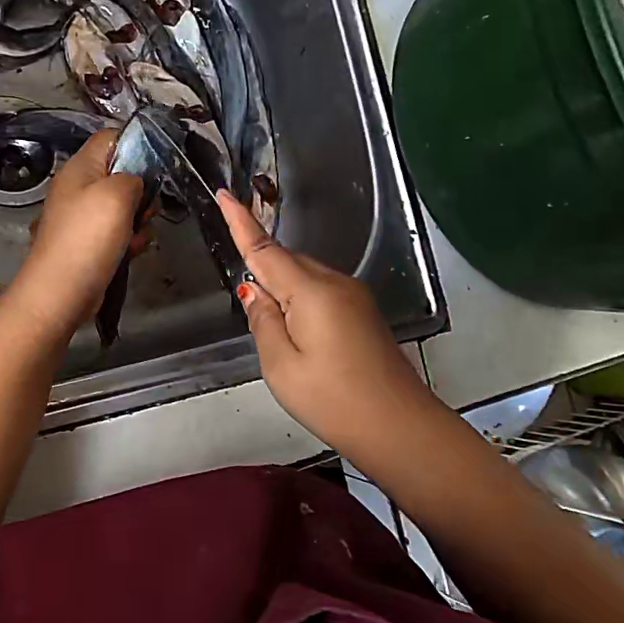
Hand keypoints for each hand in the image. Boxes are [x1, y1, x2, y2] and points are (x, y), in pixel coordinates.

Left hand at [11, 129, 144, 333]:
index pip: (111, 138)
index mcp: (80, 168)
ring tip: (139, 234)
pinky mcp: (89, 244)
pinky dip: (129, 241)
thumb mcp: (117, 194)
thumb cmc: (87, 238)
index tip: (156, 163)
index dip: (136, 144)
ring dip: (139, 220)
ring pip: (124, 207)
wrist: (61, 293)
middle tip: (148, 207)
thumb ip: (133, 176)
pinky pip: (118, 233)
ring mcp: (82, 218)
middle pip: (121, 174)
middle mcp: (78, 189)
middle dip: (142, 190)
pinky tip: (132, 252)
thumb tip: (136, 181)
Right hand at [217, 190, 439, 455]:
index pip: (265, 249)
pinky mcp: (363, 313)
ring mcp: (354, 297)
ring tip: (279, 336)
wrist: (399, 428)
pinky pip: (321, 294)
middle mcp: (336, 284)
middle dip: (263, 271)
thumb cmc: (334, 400)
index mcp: (311, 292)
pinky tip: (299, 335)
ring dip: (283, 291)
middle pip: (287, 262)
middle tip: (250, 310)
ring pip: (305, 278)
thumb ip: (262, 321)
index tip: (224, 194)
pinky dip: (302, 303)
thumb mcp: (280, 365)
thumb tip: (253, 291)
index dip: (241, 221)